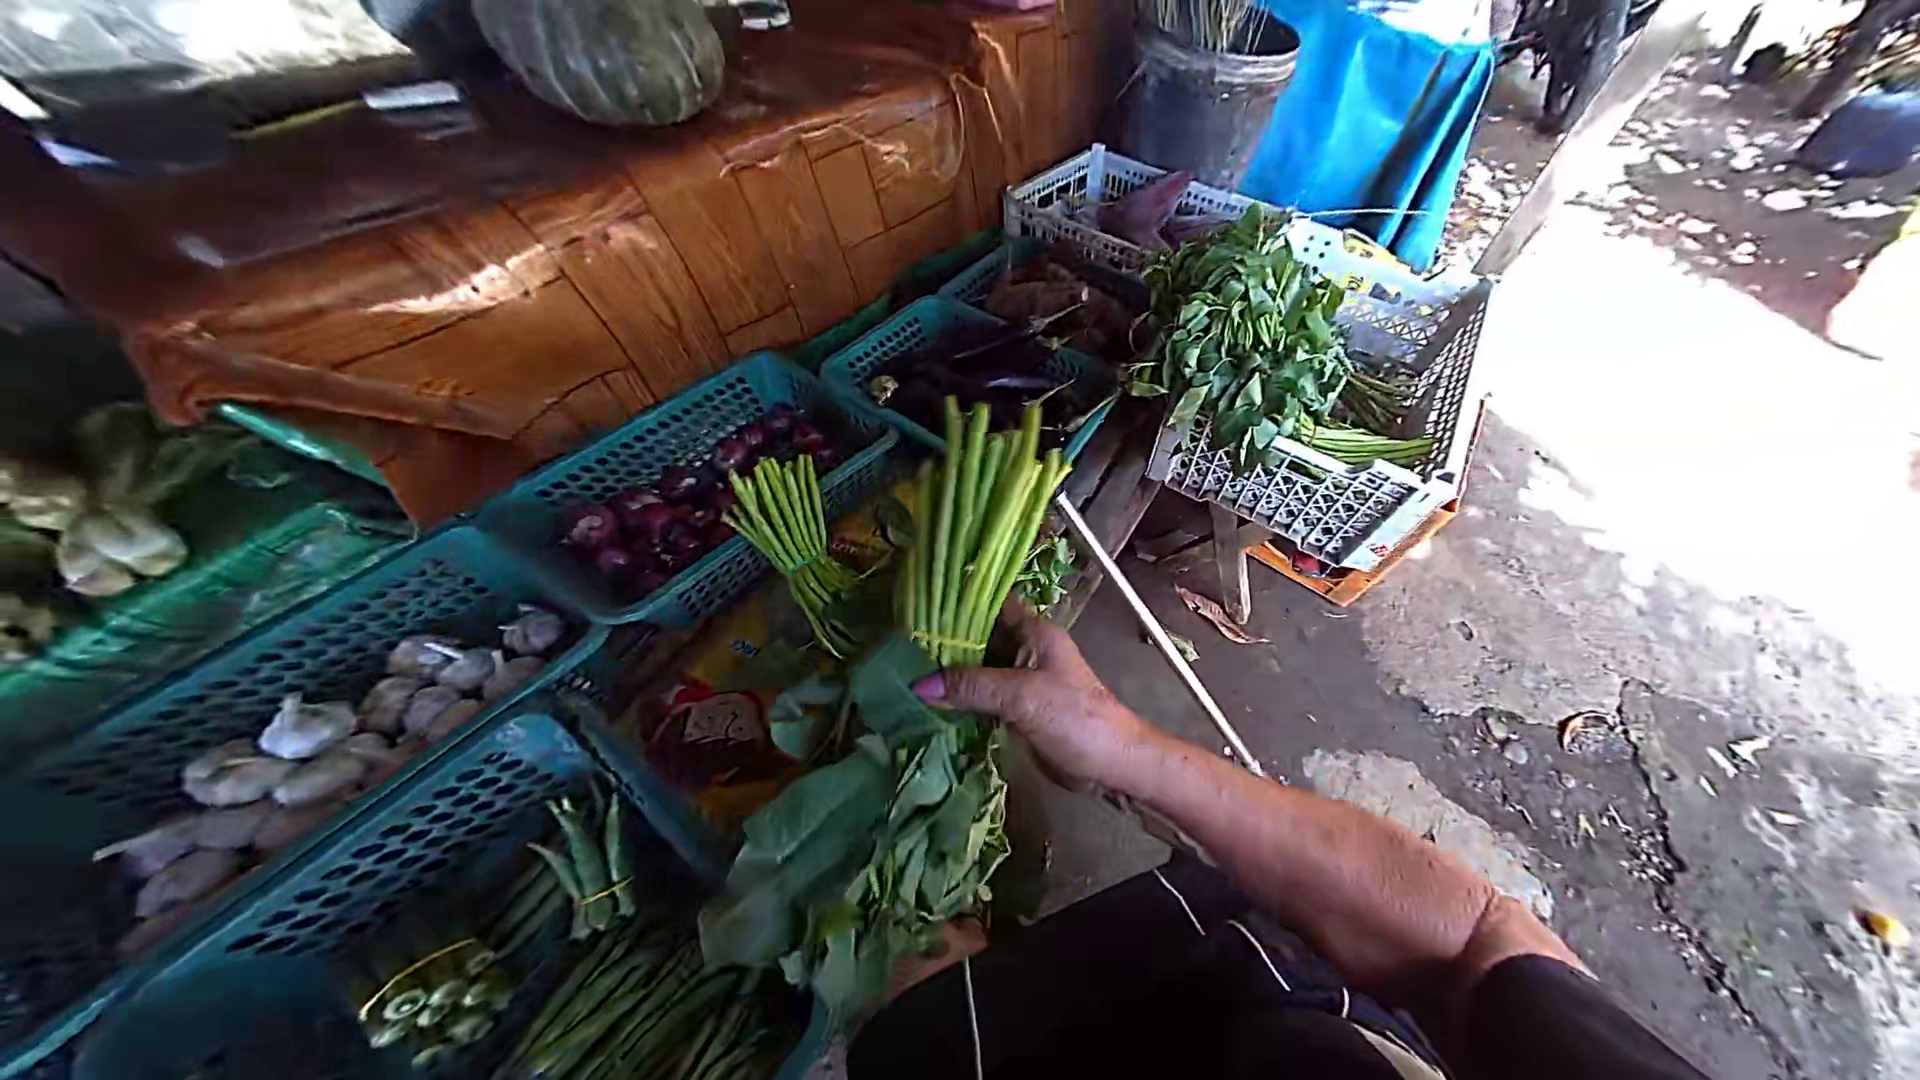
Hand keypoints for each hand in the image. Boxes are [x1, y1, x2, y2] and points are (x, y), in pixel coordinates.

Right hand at [912, 604, 1160, 788]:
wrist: (1110, 765)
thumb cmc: (1074, 718)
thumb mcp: (1021, 696)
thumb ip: (971, 686)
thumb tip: (919, 685)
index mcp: (1033, 632)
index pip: (990, 604)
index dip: (958, 602)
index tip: (920, 607)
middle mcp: (1025, 648)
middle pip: (978, 637)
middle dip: (945, 641)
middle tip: (902, 645)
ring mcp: (1020, 678)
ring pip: (977, 667)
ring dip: (949, 672)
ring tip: (907, 671)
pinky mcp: (1016, 706)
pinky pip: (980, 694)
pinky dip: (959, 697)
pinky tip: (930, 701)